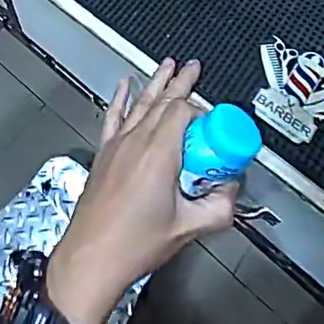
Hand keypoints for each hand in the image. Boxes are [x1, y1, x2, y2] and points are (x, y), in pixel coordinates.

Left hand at [46, 59, 235, 323]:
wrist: (90, 259)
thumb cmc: (133, 244)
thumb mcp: (188, 228)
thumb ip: (219, 208)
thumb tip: (233, 190)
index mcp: (159, 153)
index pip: (183, 112)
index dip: (201, 111)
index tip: (213, 123)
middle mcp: (137, 141)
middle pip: (164, 100)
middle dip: (182, 82)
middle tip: (194, 67)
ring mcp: (118, 144)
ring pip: (142, 102)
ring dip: (157, 82)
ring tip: (169, 64)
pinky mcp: (105, 153)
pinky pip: (115, 116)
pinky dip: (121, 97)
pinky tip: (125, 84)